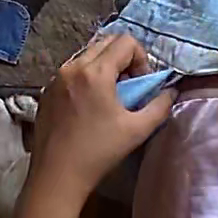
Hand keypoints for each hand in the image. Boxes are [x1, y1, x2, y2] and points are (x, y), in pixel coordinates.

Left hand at [30, 34, 172, 198]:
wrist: (57, 175)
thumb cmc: (99, 152)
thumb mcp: (137, 130)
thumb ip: (160, 107)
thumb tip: (171, 92)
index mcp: (95, 72)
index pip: (126, 42)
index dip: (141, 59)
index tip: (141, 85)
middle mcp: (72, 67)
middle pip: (106, 42)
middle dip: (124, 60)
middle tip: (129, 88)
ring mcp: (56, 78)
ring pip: (87, 55)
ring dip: (105, 67)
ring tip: (110, 97)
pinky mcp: (46, 91)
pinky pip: (72, 71)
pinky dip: (87, 78)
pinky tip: (89, 107)